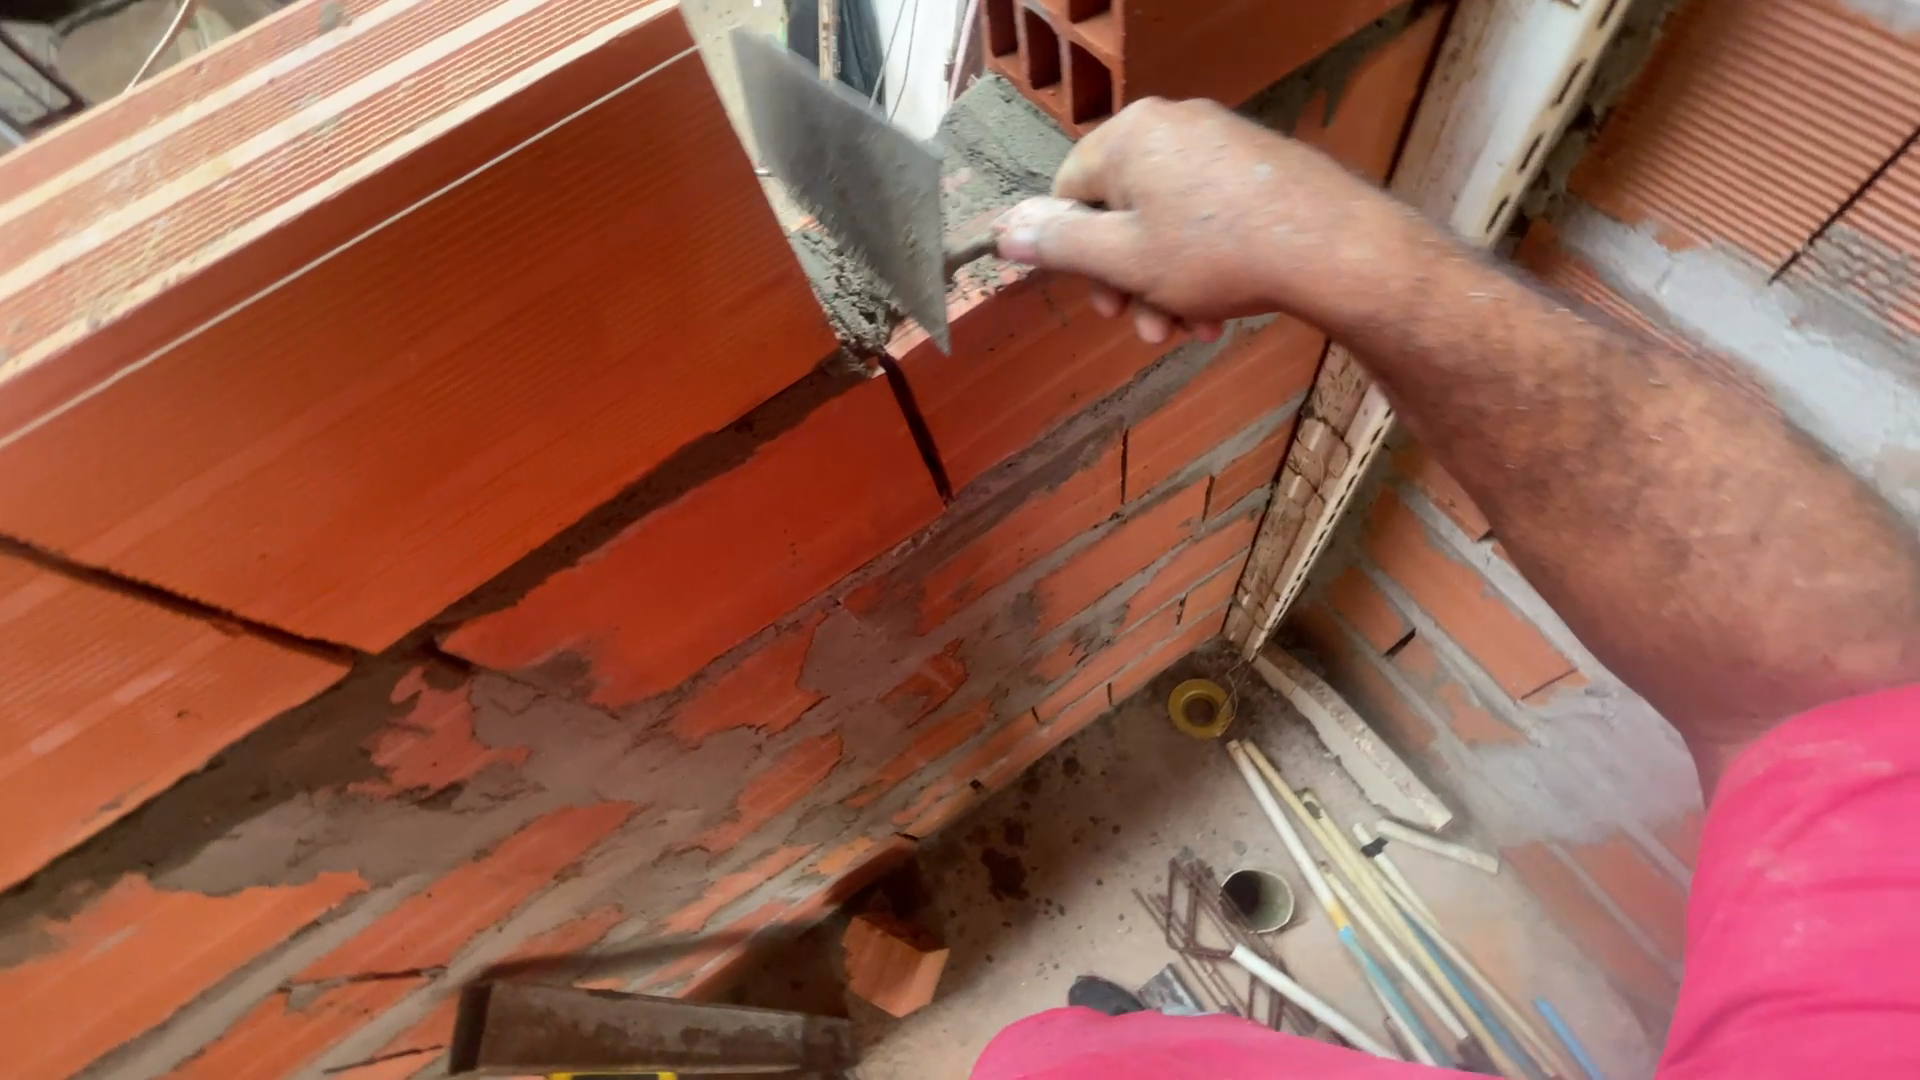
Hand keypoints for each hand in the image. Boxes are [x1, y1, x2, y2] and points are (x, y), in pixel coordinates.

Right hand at [991, 97, 1409, 342]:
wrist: (1330, 247)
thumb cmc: (1214, 255)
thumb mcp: (1122, 259)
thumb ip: (1060, 246)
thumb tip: (1005, 233)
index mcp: (1128, 139)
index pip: (1069, 192)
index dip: (1076, 253)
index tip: (1103, 300)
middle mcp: (1169, 127)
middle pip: (1118, 212)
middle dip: (1126, 281)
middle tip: (1144, 328)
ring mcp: (1214, 142)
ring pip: (1162, 225)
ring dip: (1163, 287)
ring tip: (1185, 331)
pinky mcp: (1249, 165)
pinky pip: (1201, 218)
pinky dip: (1198, 268)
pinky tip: (1214, 314)